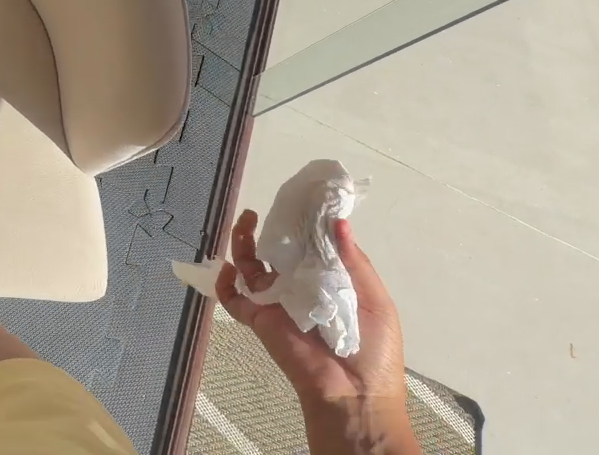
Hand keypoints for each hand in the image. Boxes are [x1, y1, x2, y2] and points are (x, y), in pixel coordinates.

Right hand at [217, 211, 418, 453]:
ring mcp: (275, 302)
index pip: (309, 246)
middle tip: (265, 210)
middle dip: (269, 229)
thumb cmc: (373, 352)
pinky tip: (226, 266)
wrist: (354, 396)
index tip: (297, 201)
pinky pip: (232, 297)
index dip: (301, 224)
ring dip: (243, 243)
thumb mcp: (375, 302)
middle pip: (275, 251)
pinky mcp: (258, 318)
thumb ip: (354, 262)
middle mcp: (298, 287)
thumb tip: (337, 220)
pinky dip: (223, 281)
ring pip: (249, 267)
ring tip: (246, 222)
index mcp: (328, 282)